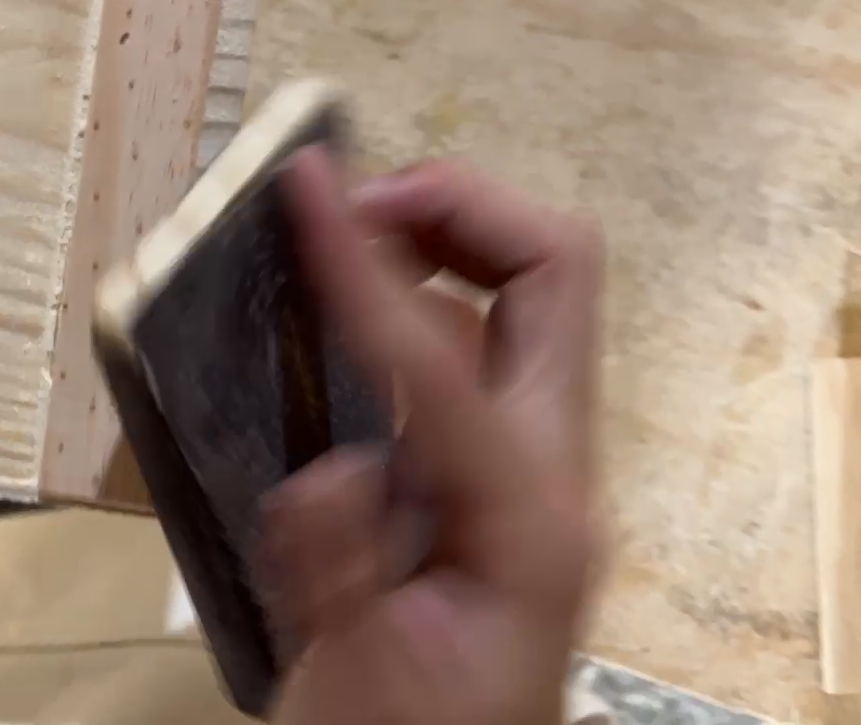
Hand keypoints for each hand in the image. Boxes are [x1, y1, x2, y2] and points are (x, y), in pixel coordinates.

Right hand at [261, 155, 602, 724]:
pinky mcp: (487, 442)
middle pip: (555, 269)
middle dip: (455, 205)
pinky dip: (412, 276)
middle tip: (353, 201)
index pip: (436, 351)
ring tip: (343, 227)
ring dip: (437, 229)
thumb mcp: (357, 678)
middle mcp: (549, 459)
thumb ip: (337, 569)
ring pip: (518, 281)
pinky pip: (465, 321)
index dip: (361, 259)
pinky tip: (348, 295)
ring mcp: (528, 444)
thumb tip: (331, 470)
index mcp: (526, 515)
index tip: (306, 184)